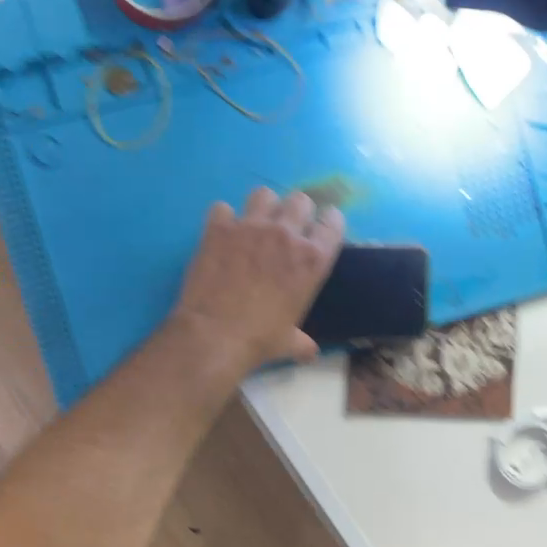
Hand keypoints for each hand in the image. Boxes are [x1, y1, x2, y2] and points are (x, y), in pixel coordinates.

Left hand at [170, 188, 345, 368]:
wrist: (214, 336)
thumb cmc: (259, 341)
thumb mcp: (287, 343)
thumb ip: (301, 342)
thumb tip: (310, 353)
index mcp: (311, 261)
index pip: (333, 224)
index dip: (329, 224)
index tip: (322, 229)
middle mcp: (285, 235)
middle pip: (300, 200)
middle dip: (296, 211)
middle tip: (286, 228)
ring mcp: (250, 227)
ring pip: (264, 194)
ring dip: (262, 207)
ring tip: (254, 224)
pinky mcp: (218, 228)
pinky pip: (223, 208)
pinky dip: (223, 219)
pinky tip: (220, 235)